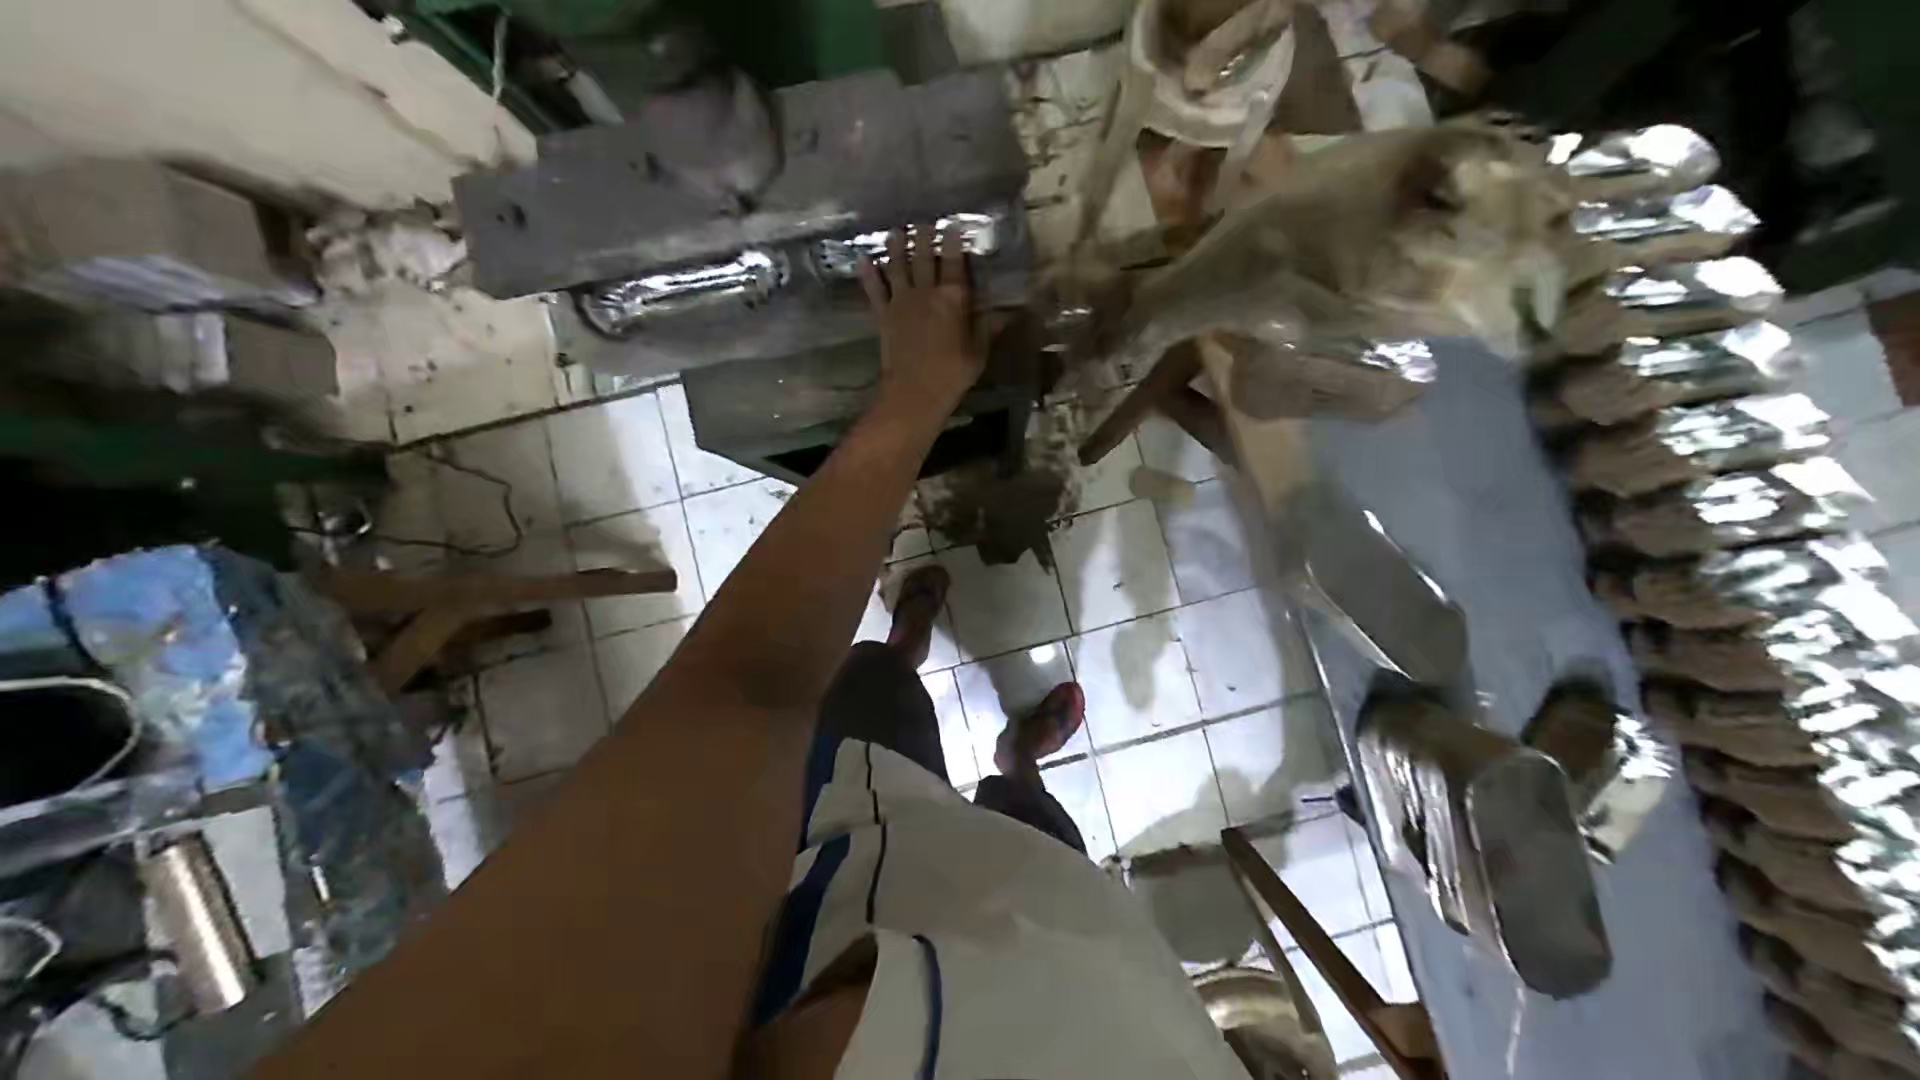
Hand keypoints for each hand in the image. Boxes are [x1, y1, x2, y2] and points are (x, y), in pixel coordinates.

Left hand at [858, 224, 984, 410]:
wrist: (913, 393)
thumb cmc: (952, 375)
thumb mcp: (978, 353)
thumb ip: (986, 328)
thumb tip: (1003, 311)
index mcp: (953, 299)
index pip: (955, 262)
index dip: (954, 241)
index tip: (953, 224)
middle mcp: (925, 292)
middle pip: (924, 256)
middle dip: (924, 236)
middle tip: (923, 221)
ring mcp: (901, 301)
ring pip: (897, 265)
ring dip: (896, 246)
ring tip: (896, 231)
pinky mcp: (882, 315)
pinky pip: (874, 289)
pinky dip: (868, 274)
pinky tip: (863, 260)